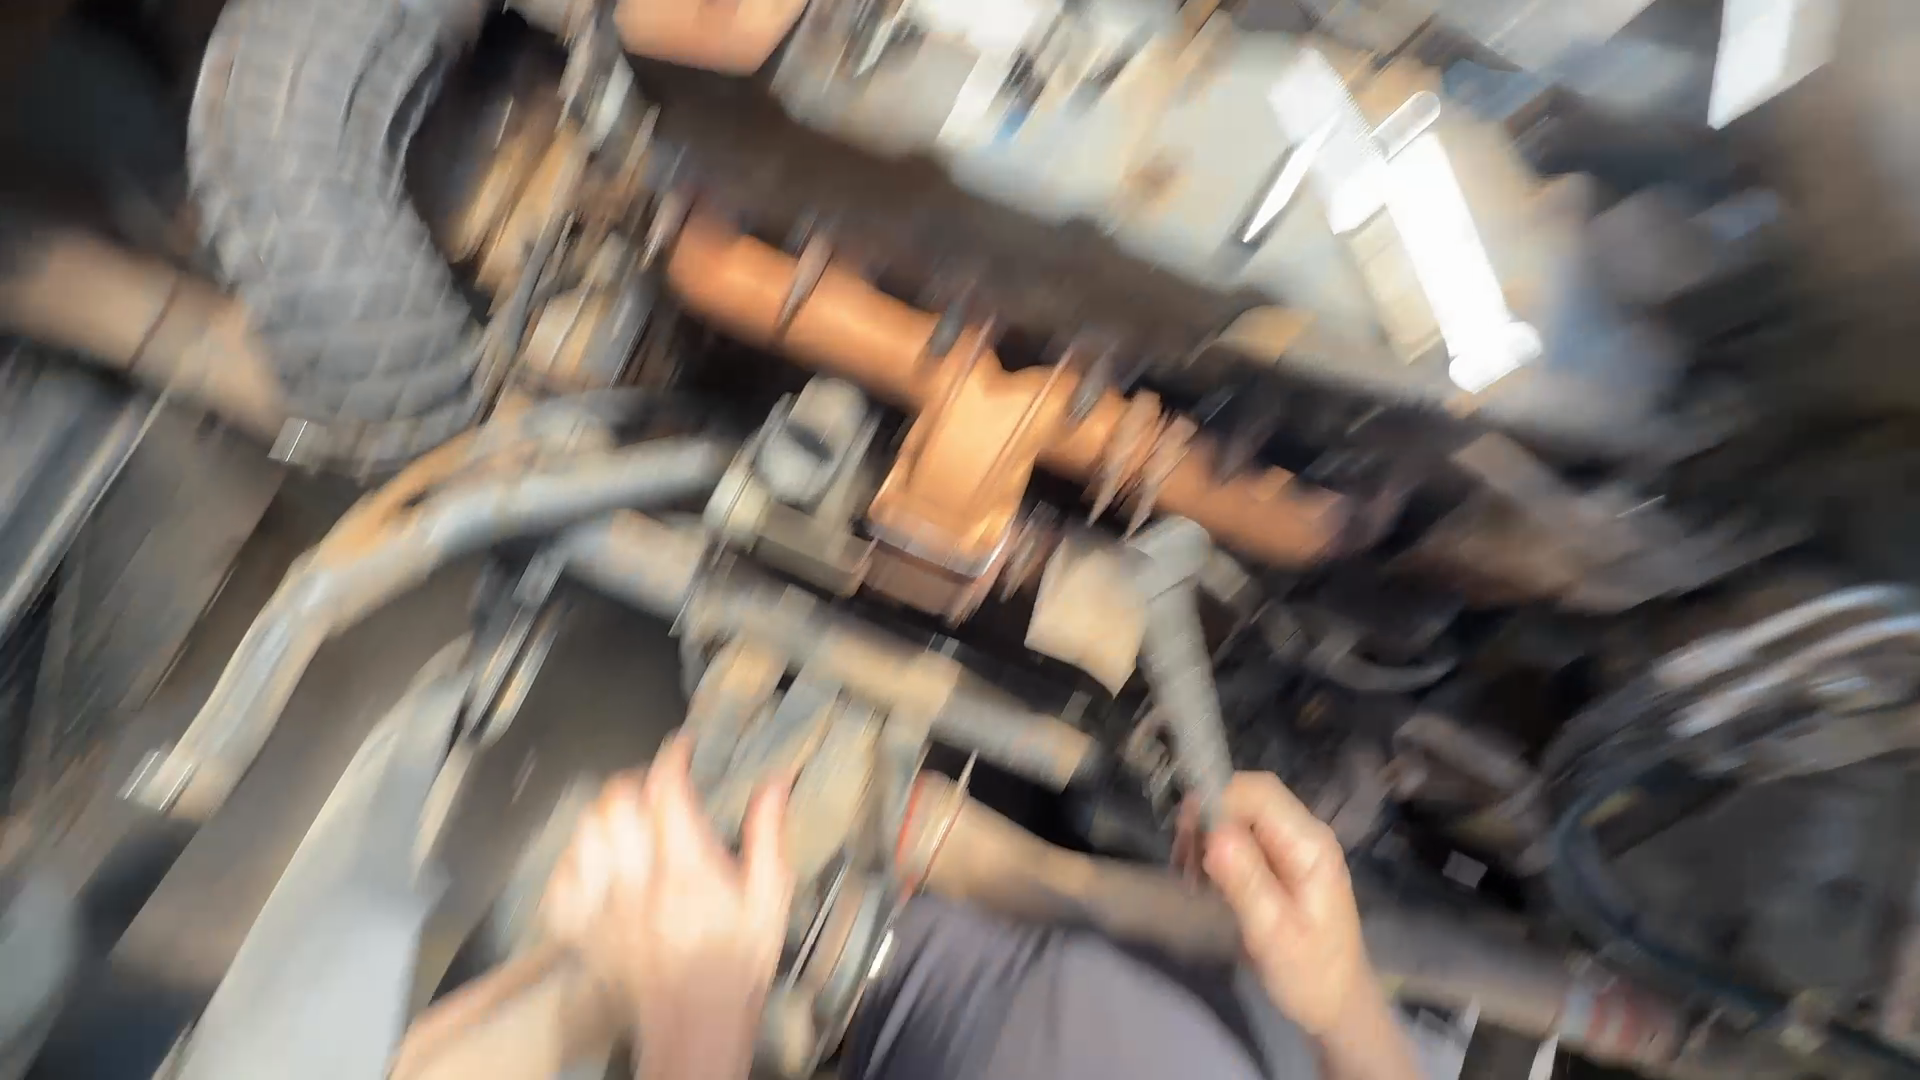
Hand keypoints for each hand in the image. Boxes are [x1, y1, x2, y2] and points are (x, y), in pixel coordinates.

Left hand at [541, 736, 791, 1076]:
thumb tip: (775, 781)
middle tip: (656, 781)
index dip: (671, 758)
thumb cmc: (736, 962)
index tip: (681, 747)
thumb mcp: (770, 896)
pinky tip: (598, 856)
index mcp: (687, 871)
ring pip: (584, 834)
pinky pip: (561, 879)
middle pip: (616, 804)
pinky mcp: (582, 933)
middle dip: (636, 779)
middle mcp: (639, 885)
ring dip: (605, 812)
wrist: (696, 1025)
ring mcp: (603, 910)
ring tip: (628, 812)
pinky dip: (575, 856)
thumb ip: (768, 834)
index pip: (666, 792)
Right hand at [1178, 772, 1374, 1038]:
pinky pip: (1237, 834)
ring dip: (1205, 834)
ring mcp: (1290, 845)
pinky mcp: (1277, 858)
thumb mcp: (1273, 934)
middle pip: (1245, 797)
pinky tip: (1200, 877)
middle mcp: (1302, 834)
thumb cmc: (1310, 974)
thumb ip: (1245, 881)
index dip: (1219, 799)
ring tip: (1189, 874)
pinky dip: (1212, 848)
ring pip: (1237, 813)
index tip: (1187, 833)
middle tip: (1183, 858)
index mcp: (1310, 845)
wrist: (1337, 1008)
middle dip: (1206, 818)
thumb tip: (1212, 834)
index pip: (1260, 792)